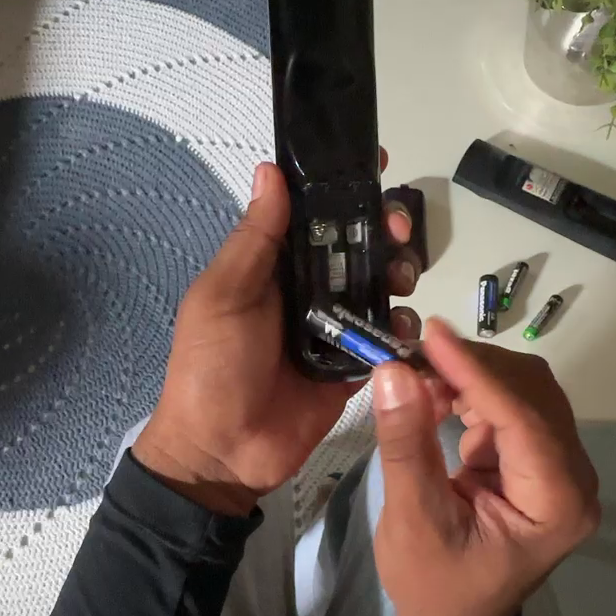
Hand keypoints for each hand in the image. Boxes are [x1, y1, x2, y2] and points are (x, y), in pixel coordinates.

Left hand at [133, 158, 422, 515]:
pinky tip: (403, 328)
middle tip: (397, 227)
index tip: (380, 164)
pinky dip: (402, 330)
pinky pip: (386, 340)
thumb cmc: (212, 366)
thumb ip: (253, 239)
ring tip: (402, 278)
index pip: (313, 217)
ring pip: (377, 289)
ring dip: (398, 273)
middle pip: (355, 249)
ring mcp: (332, 331)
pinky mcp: (352, 368)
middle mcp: (305, 293)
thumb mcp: (223, 296)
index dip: (344, 190)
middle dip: (383, 230)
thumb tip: (269, 170)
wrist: (222, 451)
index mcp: (270, 269)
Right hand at [369, 319, 600, 615]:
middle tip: (412, 353)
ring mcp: (557, 468)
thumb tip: (394, 372)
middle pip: (534, 394)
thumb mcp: (413, 520)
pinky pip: (509, 408)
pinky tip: (434, 396)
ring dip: (471, 375)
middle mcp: (572, 478)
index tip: (431, 334)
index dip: (477, 372)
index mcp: (557, 502)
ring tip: (416, 375)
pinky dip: (471, 393)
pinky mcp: (534, 462)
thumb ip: (407, 445)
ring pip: (524, 393)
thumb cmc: (434, 586)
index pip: (524, 417)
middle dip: (474, 366)